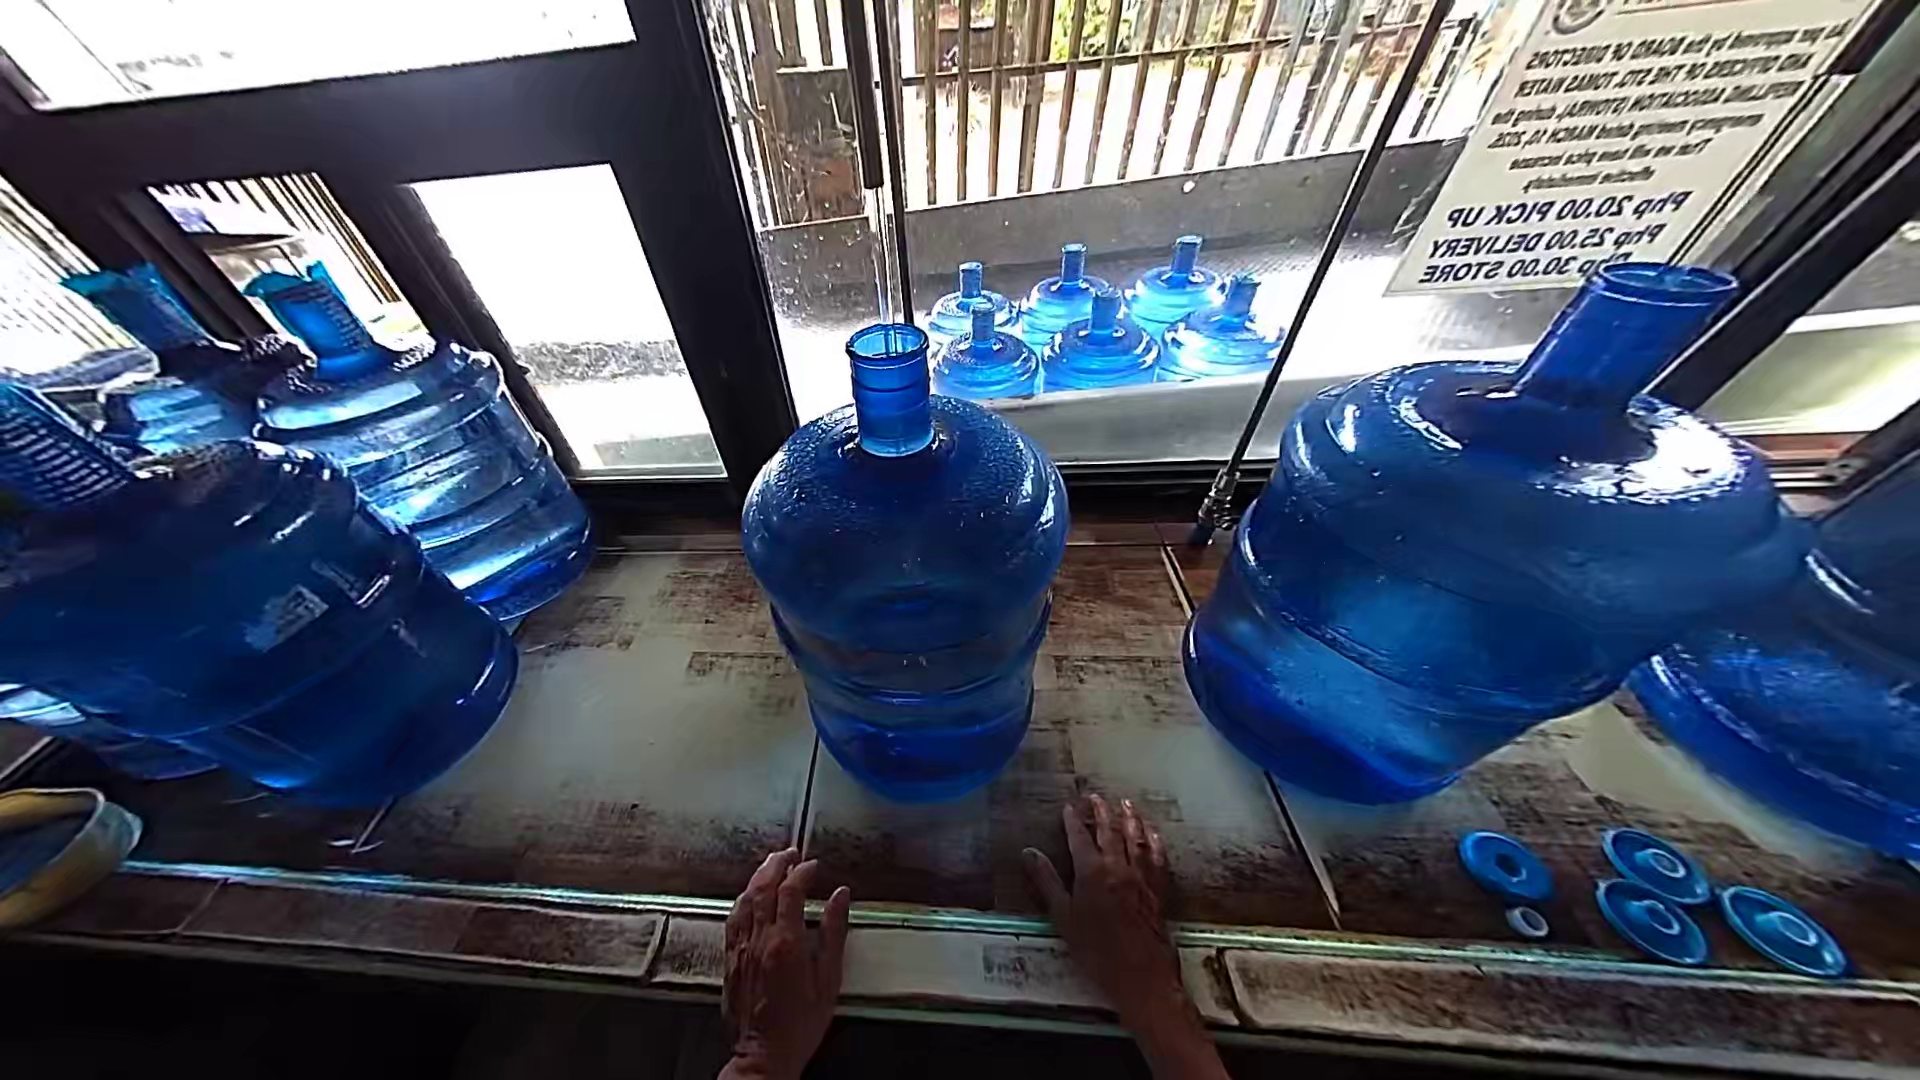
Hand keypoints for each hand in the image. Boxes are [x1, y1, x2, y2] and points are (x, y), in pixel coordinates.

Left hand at [720, 848, 851, 1079]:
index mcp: (786, 942)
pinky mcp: (730, 960)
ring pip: (746, 899)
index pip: (791, 890)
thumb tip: (841, 894)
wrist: (763, 1060)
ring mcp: (742, 949)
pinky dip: (743, 898)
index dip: (803, 871)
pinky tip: (750, 893)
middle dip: (777, 863)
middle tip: (791, 852)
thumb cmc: (801, 1023)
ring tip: (772, 864)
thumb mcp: (829, 979)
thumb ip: (835, 932)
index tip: (815, 866)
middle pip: (764, 887)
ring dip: (759, 876)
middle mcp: (760, 940)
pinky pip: (733, 919)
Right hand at [1023, 795, 1227, 1079]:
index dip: (1072, 820)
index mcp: (1091, 871)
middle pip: (1109, 832)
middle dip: (1101, 812)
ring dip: (1130, 819)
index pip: (1079, 837)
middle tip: (1095, 797)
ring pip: (1136, 840)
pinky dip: (1155, 843)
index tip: (1068, 806)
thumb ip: (1046, 881)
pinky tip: (1154, 834)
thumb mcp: (1062, 917)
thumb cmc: (1096, 952)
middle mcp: (1117, 867)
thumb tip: (1028, 851)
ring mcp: (1141, 878)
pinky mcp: (1157, 891)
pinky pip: (1158, 859)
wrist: (1142, 980)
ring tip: (1126, 804)